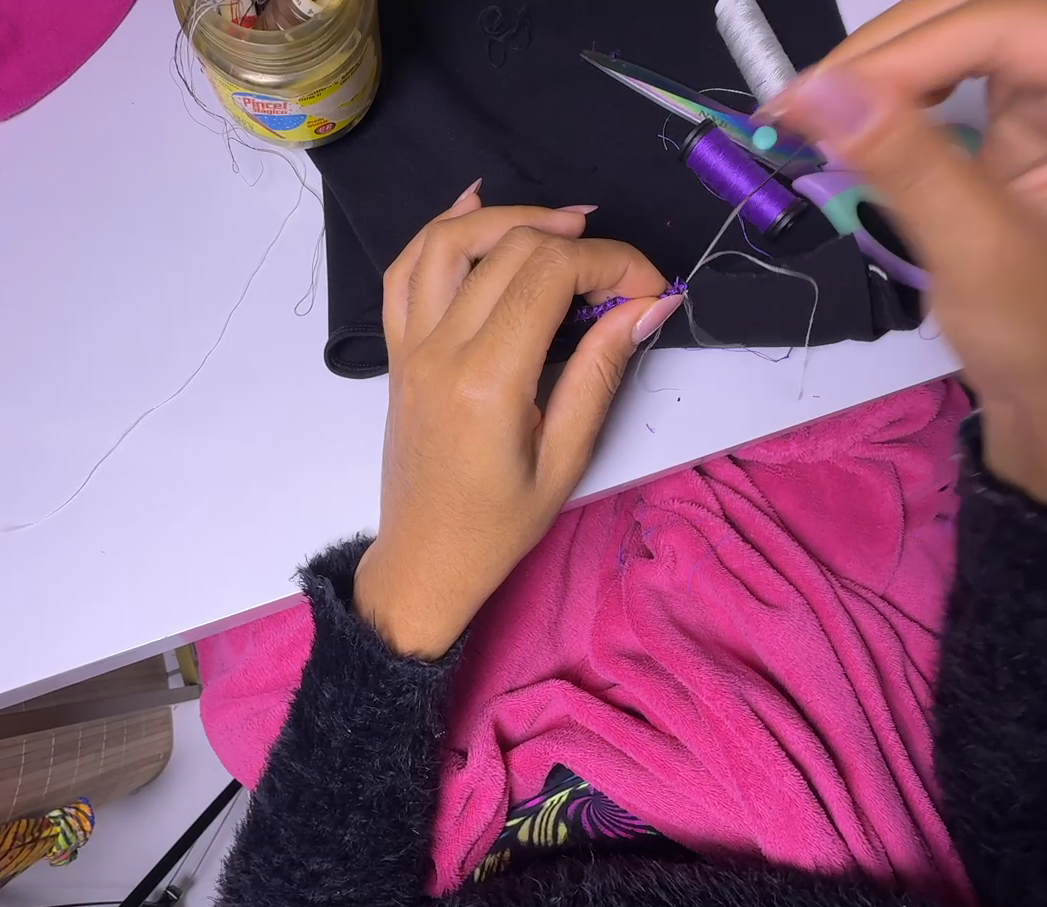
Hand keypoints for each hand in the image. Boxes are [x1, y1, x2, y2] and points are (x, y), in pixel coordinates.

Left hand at [354, 186, 679, 657]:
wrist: (426, 558)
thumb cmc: (498, 525)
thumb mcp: (565, 458)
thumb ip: (601, 372)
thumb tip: (648, 304)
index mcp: (488, 380)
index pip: (551, 274)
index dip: (612, 263)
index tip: (649, 290)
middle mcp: (441, 349)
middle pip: (509, 248)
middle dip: (576, 242)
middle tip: (618, 272)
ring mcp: (410, 347)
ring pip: (447, 242)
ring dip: (508, 218)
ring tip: (561, 227)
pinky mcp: (398, 353)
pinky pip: (405, 273)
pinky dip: (440, 231)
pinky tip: (474, 209)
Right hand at [757, 0, 1046, 503]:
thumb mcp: (978, 249)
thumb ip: (903, 160)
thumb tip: (817, 91)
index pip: (1007, 23)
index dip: (896, 56)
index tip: (801, 99)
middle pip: (985, 19)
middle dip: (883, 61)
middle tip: (794, 107)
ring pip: (962, 46)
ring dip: (880, 80)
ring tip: (809, 119)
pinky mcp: (1040, 126)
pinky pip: (957, 90)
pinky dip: (895, 110)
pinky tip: (852, 131)